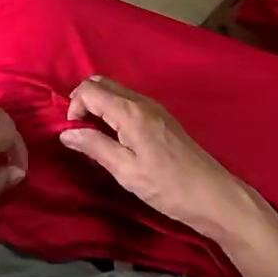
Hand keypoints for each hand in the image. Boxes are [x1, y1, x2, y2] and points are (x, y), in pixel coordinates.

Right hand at [58, 76, 261, 240]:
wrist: (211, 194)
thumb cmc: (166, 186)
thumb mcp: (126, 171)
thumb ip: (95, 147)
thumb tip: (66, 132)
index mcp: (130, 111)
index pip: (89, 89)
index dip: (74, 106)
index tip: (74, 133)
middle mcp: (141, 101)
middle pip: (102, 83)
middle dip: (84, 101)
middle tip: (80, 132)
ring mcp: (154, 107)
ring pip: (116, 91)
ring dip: (99, 105)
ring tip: (95, 137)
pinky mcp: (162, 117)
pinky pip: (129, 101)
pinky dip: (114, 110)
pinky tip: (116, 137)